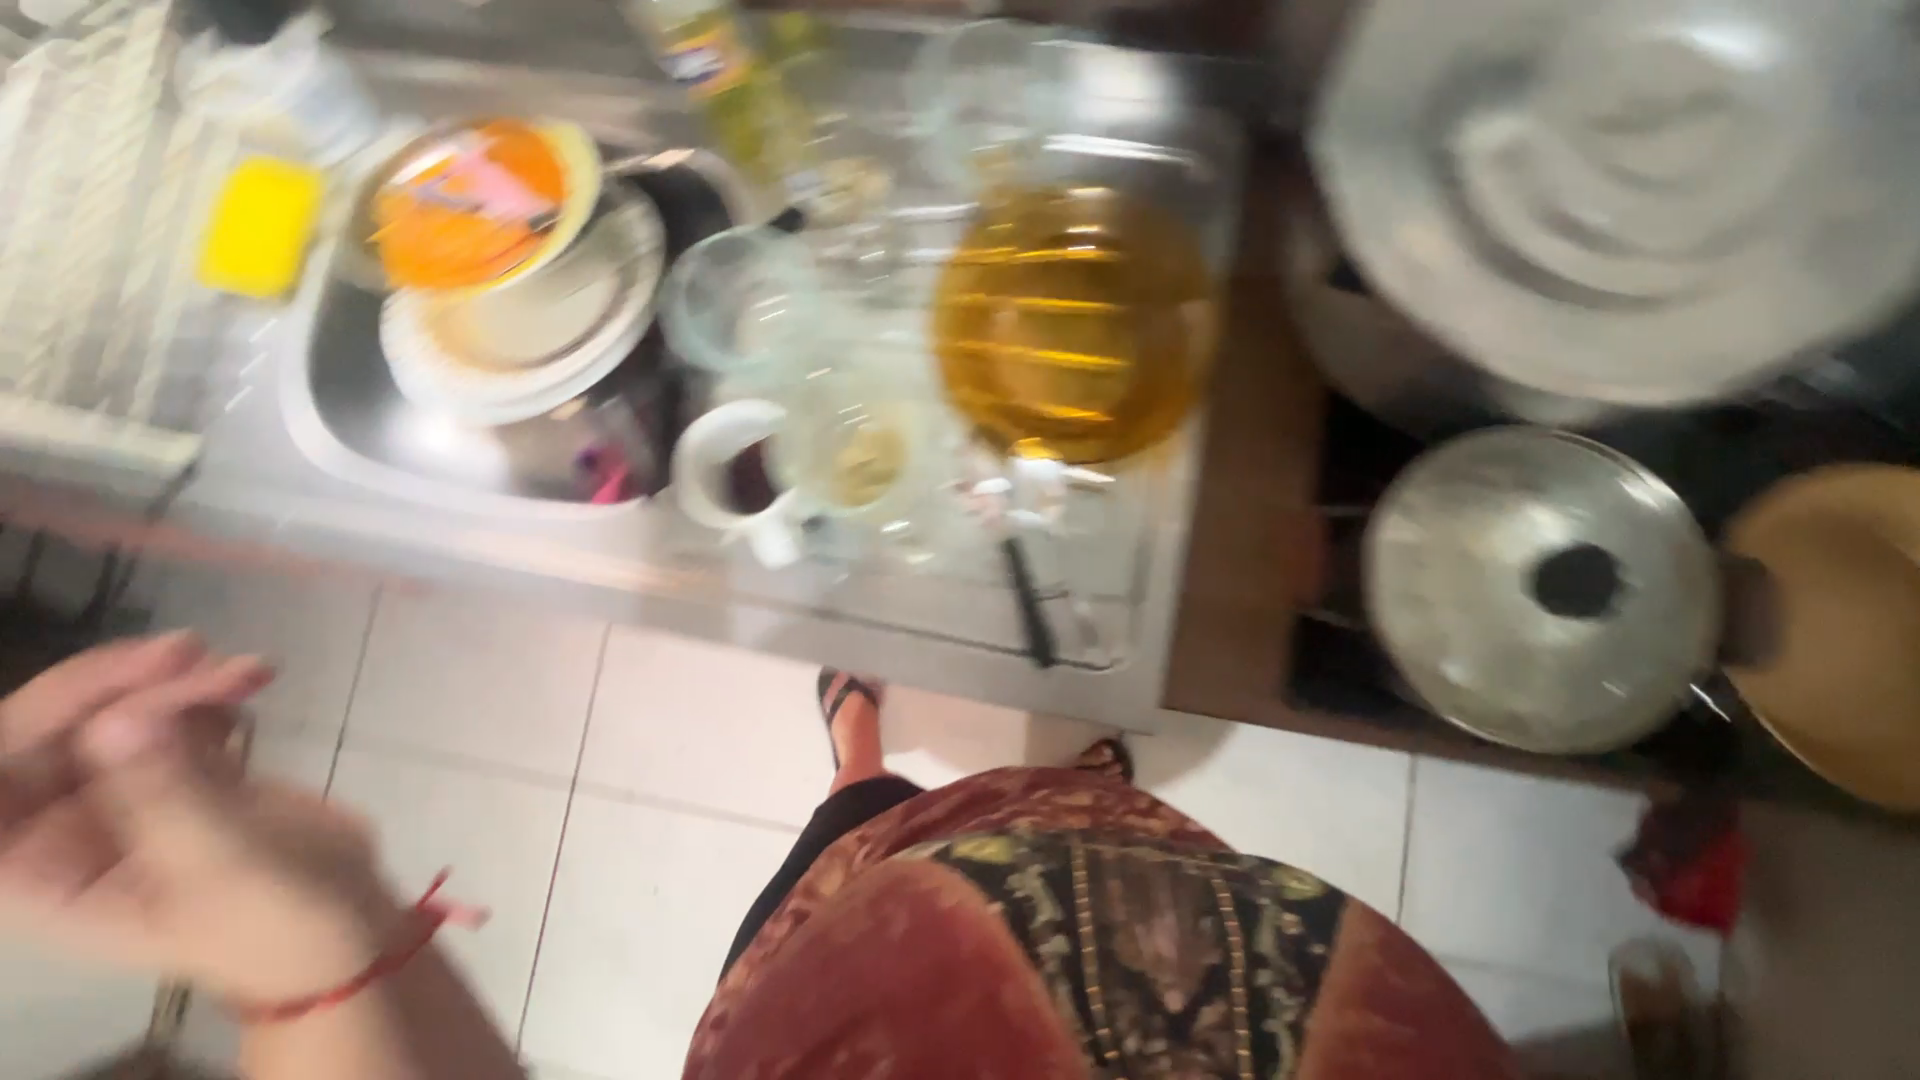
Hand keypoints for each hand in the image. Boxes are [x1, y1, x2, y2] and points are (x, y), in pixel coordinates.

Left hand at [0, 633, 406, 1001]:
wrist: (349, 928)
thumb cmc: (278, 920)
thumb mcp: (224, 864)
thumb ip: (168, 794)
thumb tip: (118, 719)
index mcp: (36, 873)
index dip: (37, 721)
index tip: (130, 677)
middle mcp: (66, 831)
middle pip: (54, 737)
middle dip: (119, 687)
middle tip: (194, 651)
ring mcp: (130, 801)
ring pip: (122, 718)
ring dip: (177, 683)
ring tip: (249, 670)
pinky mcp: (189, 780)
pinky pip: (178, 721)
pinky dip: (210, 694)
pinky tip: (254, 684)